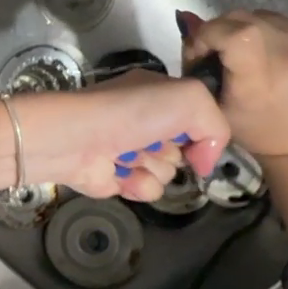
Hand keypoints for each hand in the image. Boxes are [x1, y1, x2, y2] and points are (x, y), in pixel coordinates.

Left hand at [11, 70, 228, 202]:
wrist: (71, 138)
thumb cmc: (129, 112)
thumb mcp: (190, 99)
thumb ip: (216, 126)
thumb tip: (204, 162)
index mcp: (157, 97)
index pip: (196, 119)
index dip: (201, 131)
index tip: (195, 137)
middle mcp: (142, 124)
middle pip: (184, 150)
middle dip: (175, 151)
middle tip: (151, 142)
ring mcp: (127, 152)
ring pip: (167, 173)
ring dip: (154, 168)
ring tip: (128, 156)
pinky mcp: (112, 179)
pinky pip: (146, 191)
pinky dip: (138, 185)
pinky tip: (120, 174)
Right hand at [182, 9, 287, 160]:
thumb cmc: (261, 131)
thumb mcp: (218, 108)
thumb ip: (201, 68)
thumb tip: (190, 23)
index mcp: (262, 78)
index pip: (231, 29)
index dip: (208, 33)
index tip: (203, 50)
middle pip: (247, 17)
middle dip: (226, 30)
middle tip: (225, 52)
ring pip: (272, 18)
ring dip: (256, 32)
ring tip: (258, 57)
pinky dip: (283, 36)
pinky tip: (286, 58)